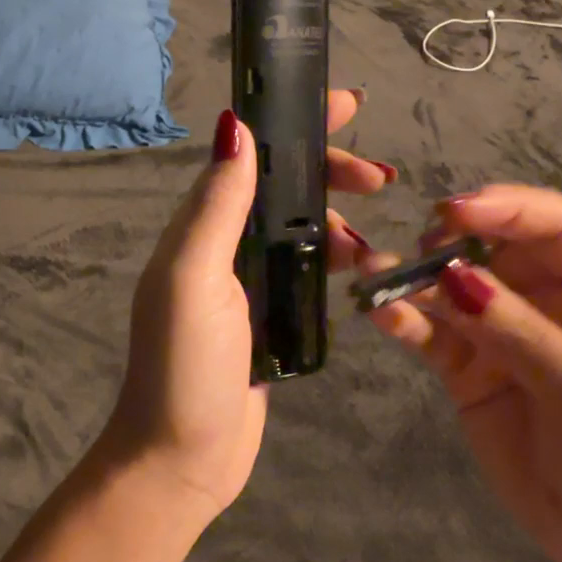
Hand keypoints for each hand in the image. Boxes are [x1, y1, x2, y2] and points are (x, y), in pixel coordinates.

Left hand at [107, 92, 388, 517]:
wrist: (182, 457)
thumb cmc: (184, 365)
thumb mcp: (194, 277)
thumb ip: (216, 204)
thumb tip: (235, 122)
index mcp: (196, 231)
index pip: (246, 158)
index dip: (292, 127)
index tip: (345, 104)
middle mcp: (219, 250)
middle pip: (279, 191)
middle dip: (327, 174)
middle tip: (379, 178)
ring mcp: (245, 288)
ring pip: (299, 232)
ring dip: (337, 223)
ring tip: (371, 245)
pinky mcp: (267, 323)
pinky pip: (307, 276)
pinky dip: (336, 265)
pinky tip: (364, 272)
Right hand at [365, 185, 561, 561]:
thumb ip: (523, 336)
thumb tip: (454, 278)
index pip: (555, 227)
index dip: (505, 209)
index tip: (450, 213)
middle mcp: (551, 303)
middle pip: (494, 249)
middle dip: (452, 243)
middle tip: (418, 255)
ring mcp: (505, 338)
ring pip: (453, 290)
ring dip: (413, 279)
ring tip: (371, 275)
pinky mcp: (468, 373)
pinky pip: (432, 335)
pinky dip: (405, 322)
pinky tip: (381, 316)